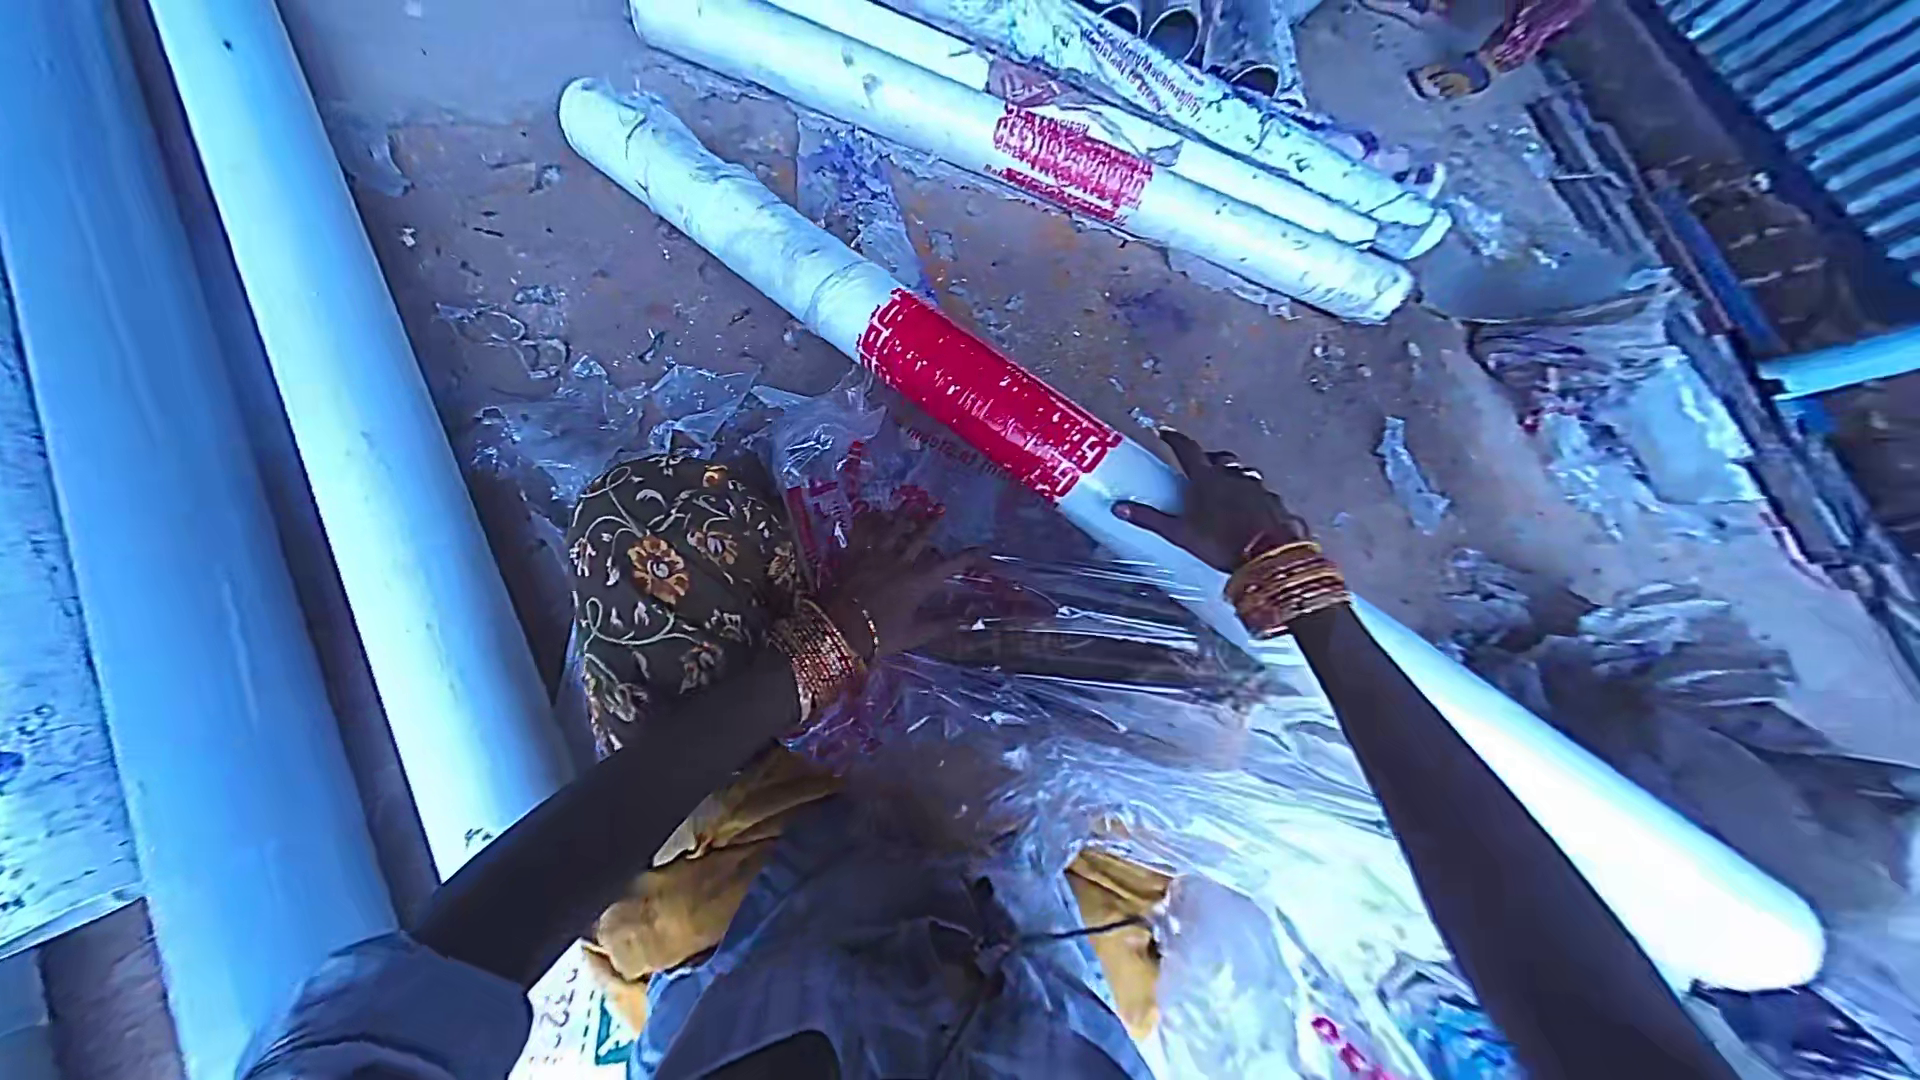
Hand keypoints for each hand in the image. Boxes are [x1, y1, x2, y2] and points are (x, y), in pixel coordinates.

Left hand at [818, 508, 987, 657]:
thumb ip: (943, 624)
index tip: (983, 551)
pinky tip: (872, 513)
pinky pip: (864, 530)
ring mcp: (877, 554)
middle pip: (921, 536)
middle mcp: (902, 561)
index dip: (970, 556)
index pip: (952, 564)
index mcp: (920, 581)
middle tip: (940, 512)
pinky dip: (870, 520)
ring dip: (904, 516)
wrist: (841, 630)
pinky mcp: (854, 554)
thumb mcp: (916, 633)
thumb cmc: (882, 635)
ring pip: (894, 527)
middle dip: (933, 524)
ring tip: (910, 506)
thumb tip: (970, 620)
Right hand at [1112, 428, 1309, 571]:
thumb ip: (1149, 519)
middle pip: (1219, 457)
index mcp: (1207, 478)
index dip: (1174, 439)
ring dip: (1231, 477)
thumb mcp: (1179, 533)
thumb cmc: (1220, 543)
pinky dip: (1250, 496)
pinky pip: (1260, 492)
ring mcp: (1258, 488)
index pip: (1187, 449)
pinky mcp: (1275, 502)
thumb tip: (1118, 508)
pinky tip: (1247, 512)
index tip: (1164, 433)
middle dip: (1208, 458)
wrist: (1269, 557)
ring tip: (1223, 492)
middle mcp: (1233, 476)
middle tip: (1199, 467)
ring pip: (1242, 474)